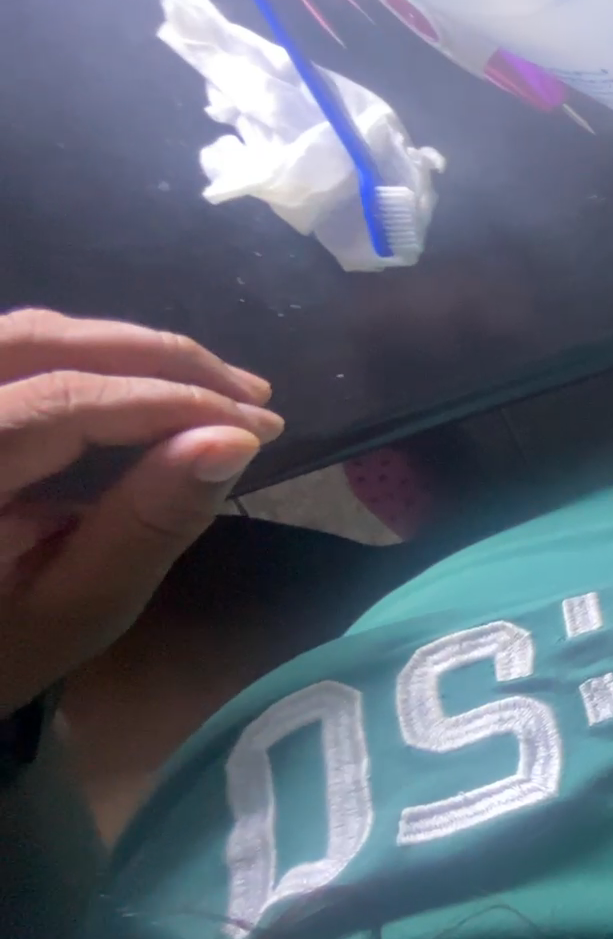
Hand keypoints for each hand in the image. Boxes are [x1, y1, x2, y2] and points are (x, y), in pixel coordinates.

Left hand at [0, 310, 283, 713]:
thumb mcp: (82, 604)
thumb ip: (151, 521)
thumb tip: (237, 441)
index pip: (59, 403)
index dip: (172, 402)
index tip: (262, 427)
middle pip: (33, 344)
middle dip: (160, 358)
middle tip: (251, 394)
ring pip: (20, 334)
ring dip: (131, 350)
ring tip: (215, 386)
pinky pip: (10, 351)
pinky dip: (91, 356)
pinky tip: (151, 383)